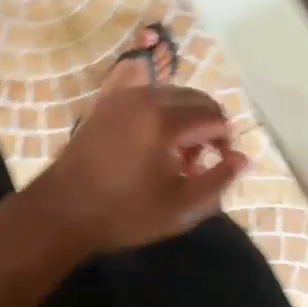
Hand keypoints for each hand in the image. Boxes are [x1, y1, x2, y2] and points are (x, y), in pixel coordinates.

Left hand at [34, 85, 248, 252]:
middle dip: (206, 125)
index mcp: (166, 119)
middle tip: (198, 162)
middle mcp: (147, 96)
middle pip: (195, 97)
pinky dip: (160, 112)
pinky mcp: (108, 99)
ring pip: (171, 94)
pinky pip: (148, 95)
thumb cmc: (126, 212)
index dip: (224, 140)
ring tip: (175, 157)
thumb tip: (241, 157)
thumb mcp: (181, 208)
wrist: (66, 207)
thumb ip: (218, 180)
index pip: (214, 115)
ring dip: (184, 117)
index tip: (219, 164)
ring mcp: (124, 94)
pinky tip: (152, 144)